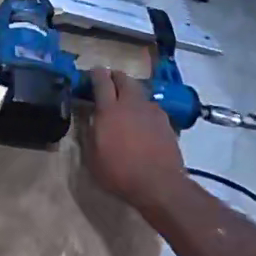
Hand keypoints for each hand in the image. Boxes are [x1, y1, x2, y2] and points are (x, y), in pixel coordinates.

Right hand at [83, 67, 186, 210]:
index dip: (97, 74)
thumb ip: (89, 135)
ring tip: (127, 103)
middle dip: (116, 77)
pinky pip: (152, 107)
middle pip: (124, 79)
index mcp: (109, 110)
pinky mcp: (166, 121)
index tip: (94, 72)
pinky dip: (144, 109)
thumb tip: (90, 121)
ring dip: (132, 92)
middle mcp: (131, 104)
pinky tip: (143, 121)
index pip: (102, 82)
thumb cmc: (120, 173)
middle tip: (110, 82)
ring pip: (140, 92)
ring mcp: (151, 111)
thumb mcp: (93, 159)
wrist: (159, 183)